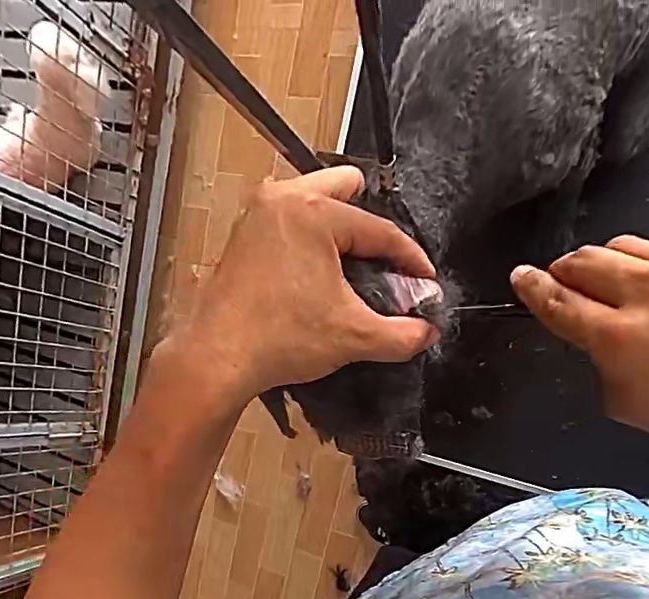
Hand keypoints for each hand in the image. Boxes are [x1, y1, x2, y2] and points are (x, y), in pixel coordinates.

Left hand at [163, 166, 440, 402]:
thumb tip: (427, 332)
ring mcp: (259, 214)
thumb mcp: (356, 337)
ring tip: (359, 266)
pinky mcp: (246, 236)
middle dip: (373, 224)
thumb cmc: (280, 338)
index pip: (381, 229)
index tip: (425, 280)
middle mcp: (283, 200)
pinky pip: (291, 220)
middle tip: (389, 260)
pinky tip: (324, 273)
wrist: (221, 357)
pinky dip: (314, 238)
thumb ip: (403, 334)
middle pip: (344, 191)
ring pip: (315, 201)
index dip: (411, 258)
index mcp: (314, 213)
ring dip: (342, 228)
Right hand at [510, 235, 648, 460]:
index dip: (532, 288)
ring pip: (621, 246)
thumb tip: (601, 355)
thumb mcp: (648, 414)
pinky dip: (643, 261)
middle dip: (562, 270)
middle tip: (556, 279)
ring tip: (602, 278)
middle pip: (583, 262)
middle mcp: (646, 293)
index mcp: (621, 340)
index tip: (522, 279)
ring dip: (600, 261)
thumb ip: (610, 377)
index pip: (558, 302)